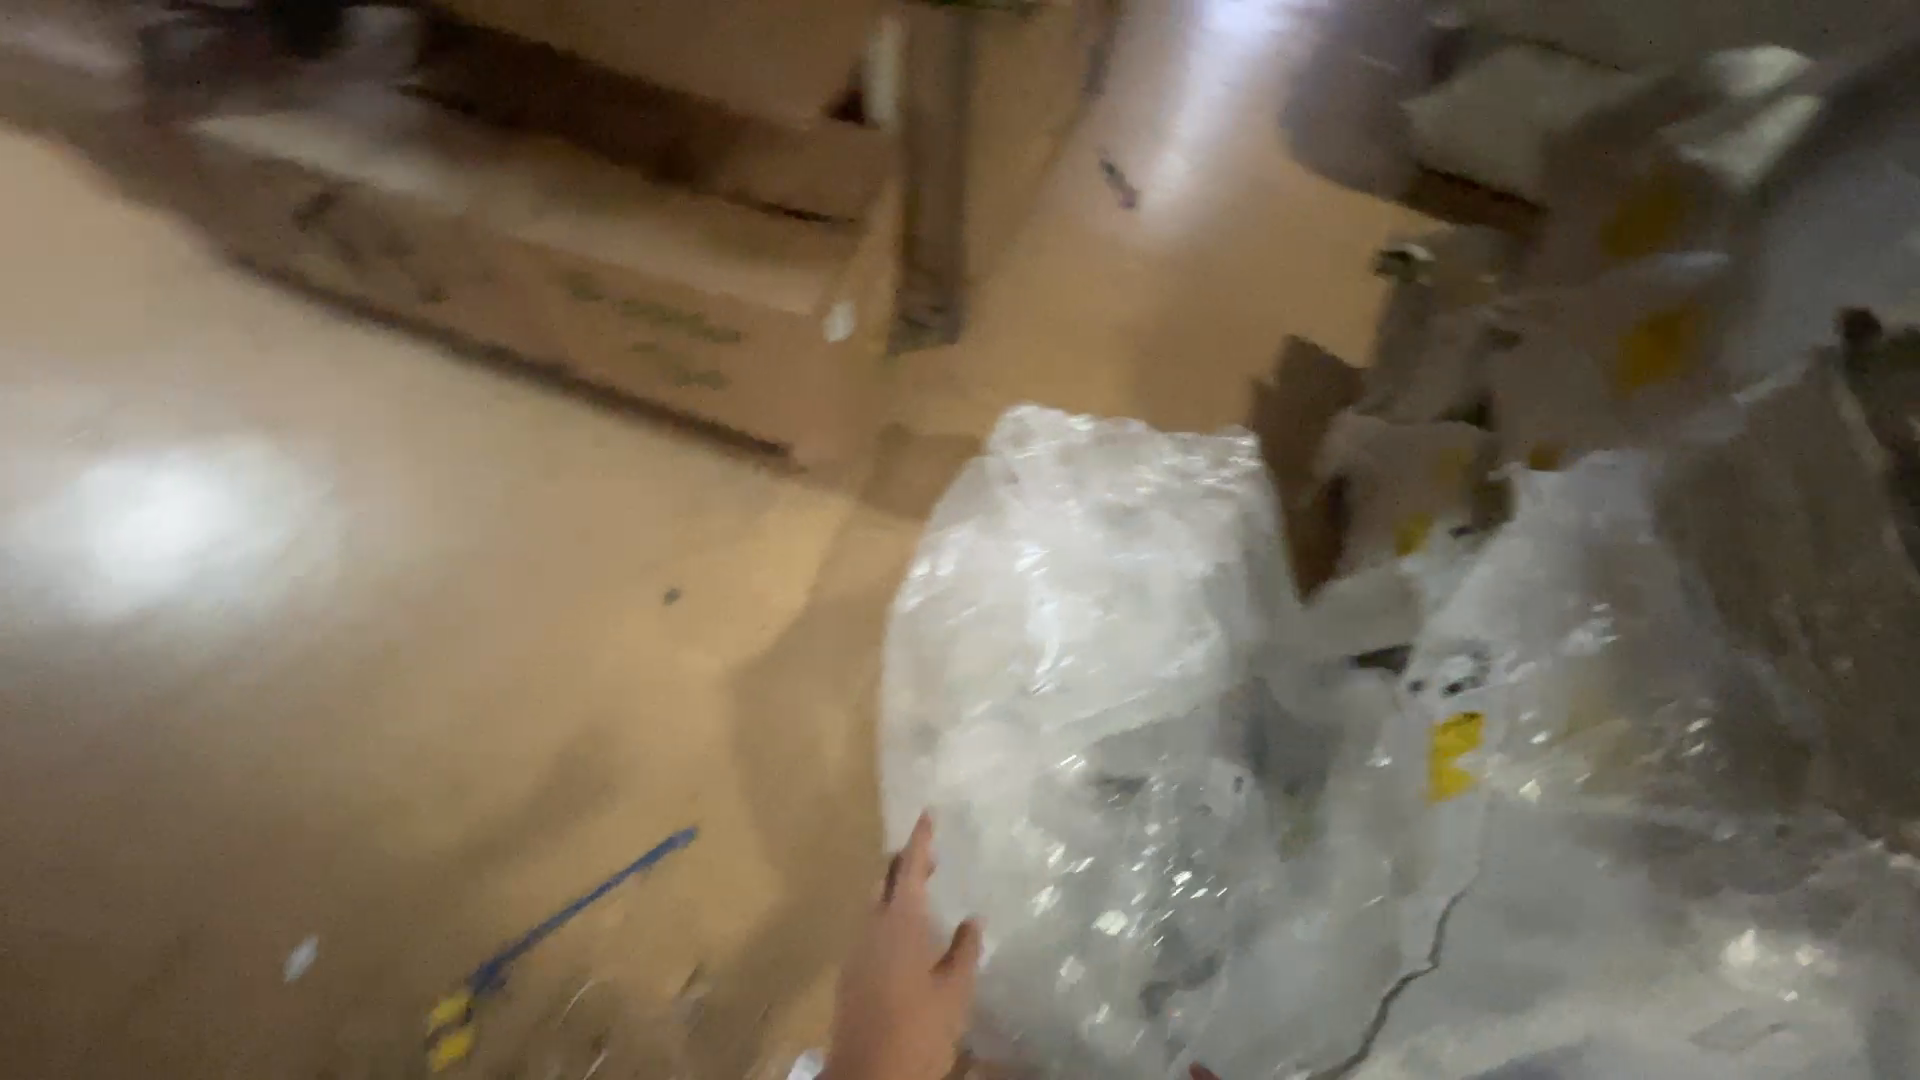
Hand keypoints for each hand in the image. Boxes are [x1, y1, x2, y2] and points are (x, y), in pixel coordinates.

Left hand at [826, 812, 981, 1079]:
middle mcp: (873, 925)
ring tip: (923, 890)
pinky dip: (889, 915)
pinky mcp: (851, 971)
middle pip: (885, 879)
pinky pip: (871, 926)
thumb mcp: (955, 992)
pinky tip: (906, 934)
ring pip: (876, 902)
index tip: (927, 813)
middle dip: (906, 862)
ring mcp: (857, 948)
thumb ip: (964, 950)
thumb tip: (972, 919)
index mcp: (900, 920)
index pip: (909, 866)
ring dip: (896, 890)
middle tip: (931, 855)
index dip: (920, 839)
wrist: (867, 1076)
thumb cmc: (918, 1029)